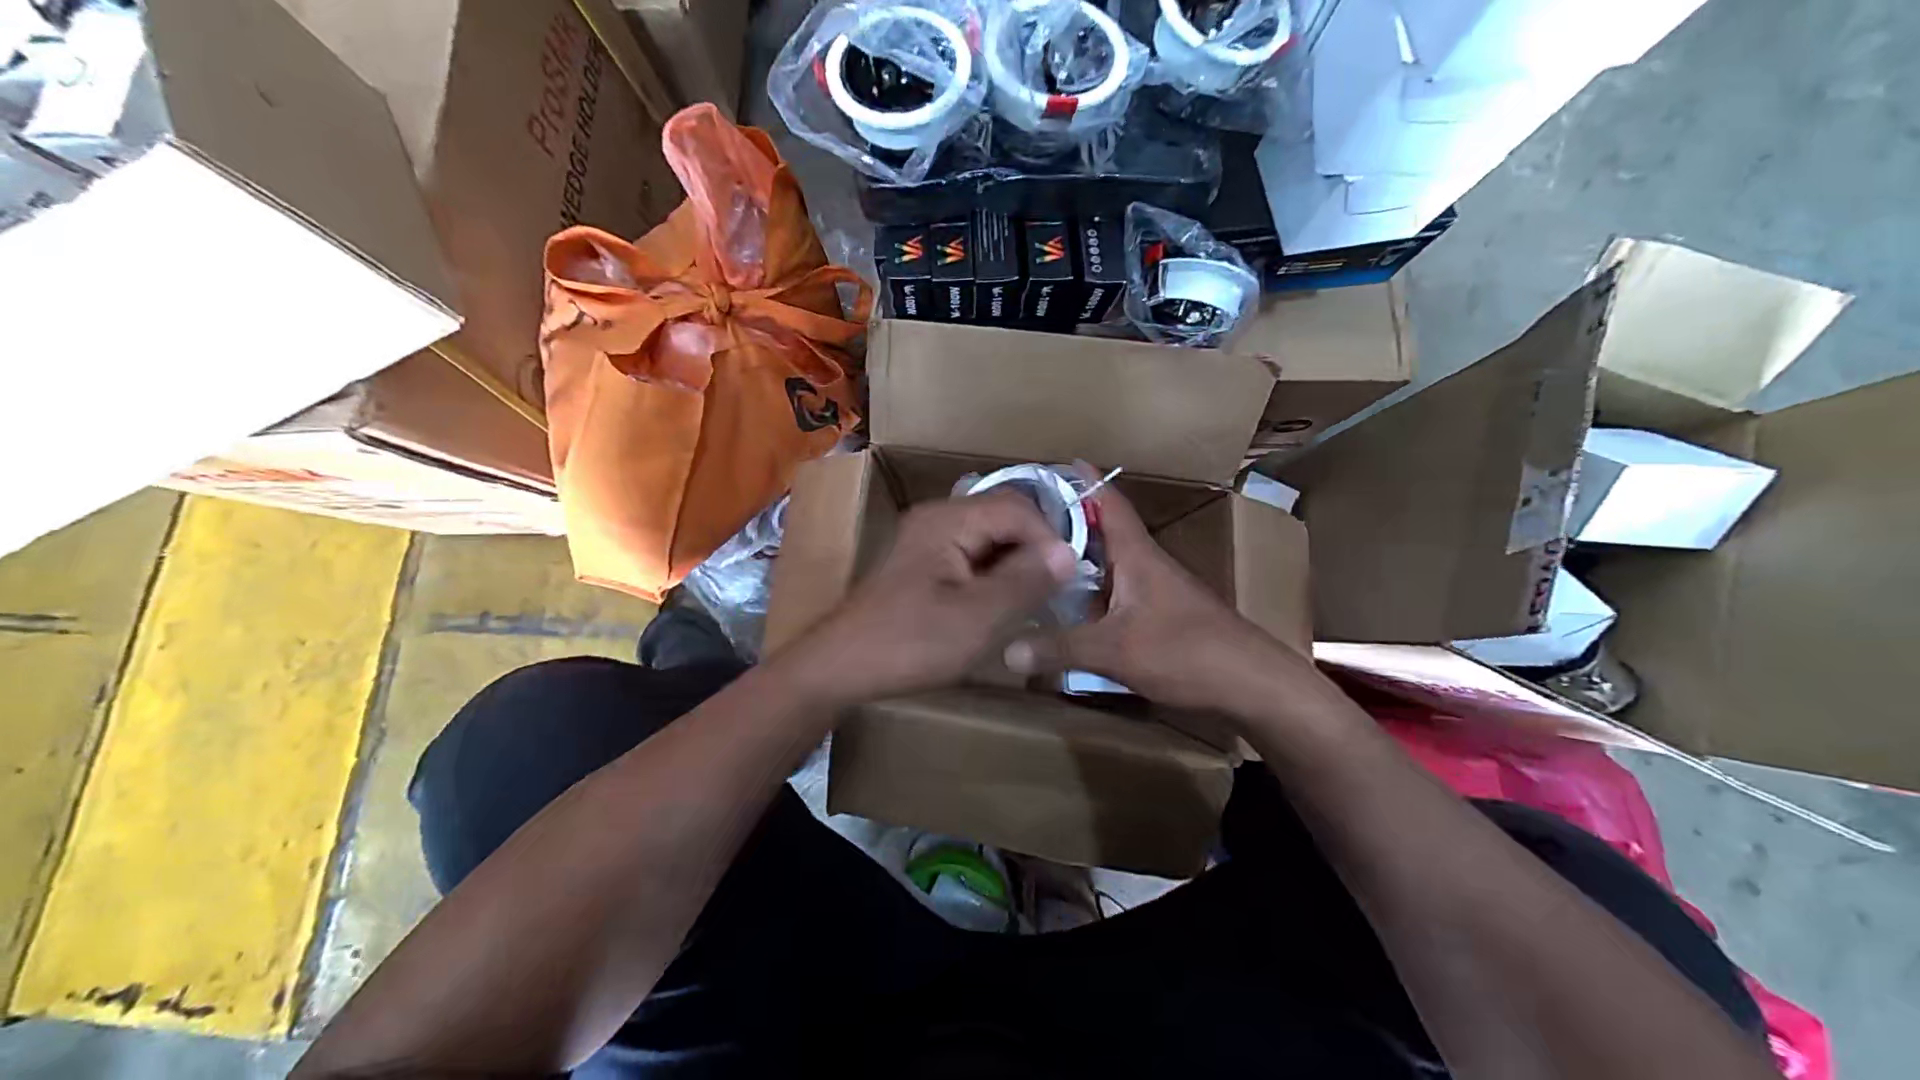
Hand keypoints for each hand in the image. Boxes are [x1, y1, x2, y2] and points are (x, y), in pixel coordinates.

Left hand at [785, 492, 1078, 705]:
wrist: (840, 665)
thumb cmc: (911, 641)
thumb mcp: (979, 616)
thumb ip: (1026, 580)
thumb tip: (1068, 553)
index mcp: (950, 520)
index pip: (1018, 508)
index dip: (1051, 538)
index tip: (1068, 578)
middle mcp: (937, 517)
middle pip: (1003, 515)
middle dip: (1035, 547)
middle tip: (1057, 587)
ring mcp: (926, 539)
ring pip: (988, 536)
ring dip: (1016, 561)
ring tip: (1036, 596)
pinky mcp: (921, 563)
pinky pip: (971, 553)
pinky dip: (994, 572)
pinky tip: (1002, 601)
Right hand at [1003, 476, 1315, 713]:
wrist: (1254, 684)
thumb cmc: (1186, 651)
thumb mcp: (1113, 650)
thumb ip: (1059, 648)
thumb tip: (1006, 651)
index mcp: (1138, 555)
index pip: (1108, 503)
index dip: (1083, 480)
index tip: (1053, 463)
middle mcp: (1147, 565)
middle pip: (1103, 532)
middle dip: (1068, 521)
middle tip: (1024, 520)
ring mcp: (1157, 591)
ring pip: (1110, 565)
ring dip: (1079, 559)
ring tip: (1037, 561)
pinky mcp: (1162, 617)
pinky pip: (1117, 593)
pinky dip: (1092, 592)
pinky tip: (1070, 608)